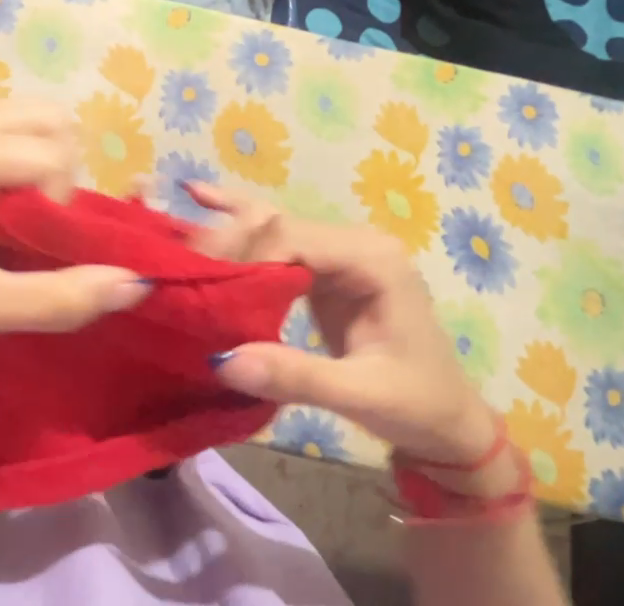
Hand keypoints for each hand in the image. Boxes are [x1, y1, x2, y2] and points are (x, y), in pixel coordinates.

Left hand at [0, 88, 148, 394]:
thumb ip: (57, 298)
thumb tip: (134, 283)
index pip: (52, 157)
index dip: (58, 207)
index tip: (22, 248)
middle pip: (49, 120)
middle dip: (55, 175)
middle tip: (22, 228)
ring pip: (26, 112)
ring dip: (36, 157)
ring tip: (7, 211)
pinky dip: (9, 144)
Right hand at [190, 183, 496, 468]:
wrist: (449, 425)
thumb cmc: (416, 406)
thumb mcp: (360, 394)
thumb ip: (295, 374)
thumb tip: (221, 361)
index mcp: (373, 260)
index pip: (292, 239)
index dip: (241, 251)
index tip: (194, 272)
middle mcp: (356, 244)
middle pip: (277, 228)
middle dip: (227, 241)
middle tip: (176, 261)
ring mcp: (340, 254)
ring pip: (271, 230)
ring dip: (226, 231)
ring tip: (174, 228)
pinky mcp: (325, 270)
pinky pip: (276, 245)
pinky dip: (240, 230)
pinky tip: (202, 198)